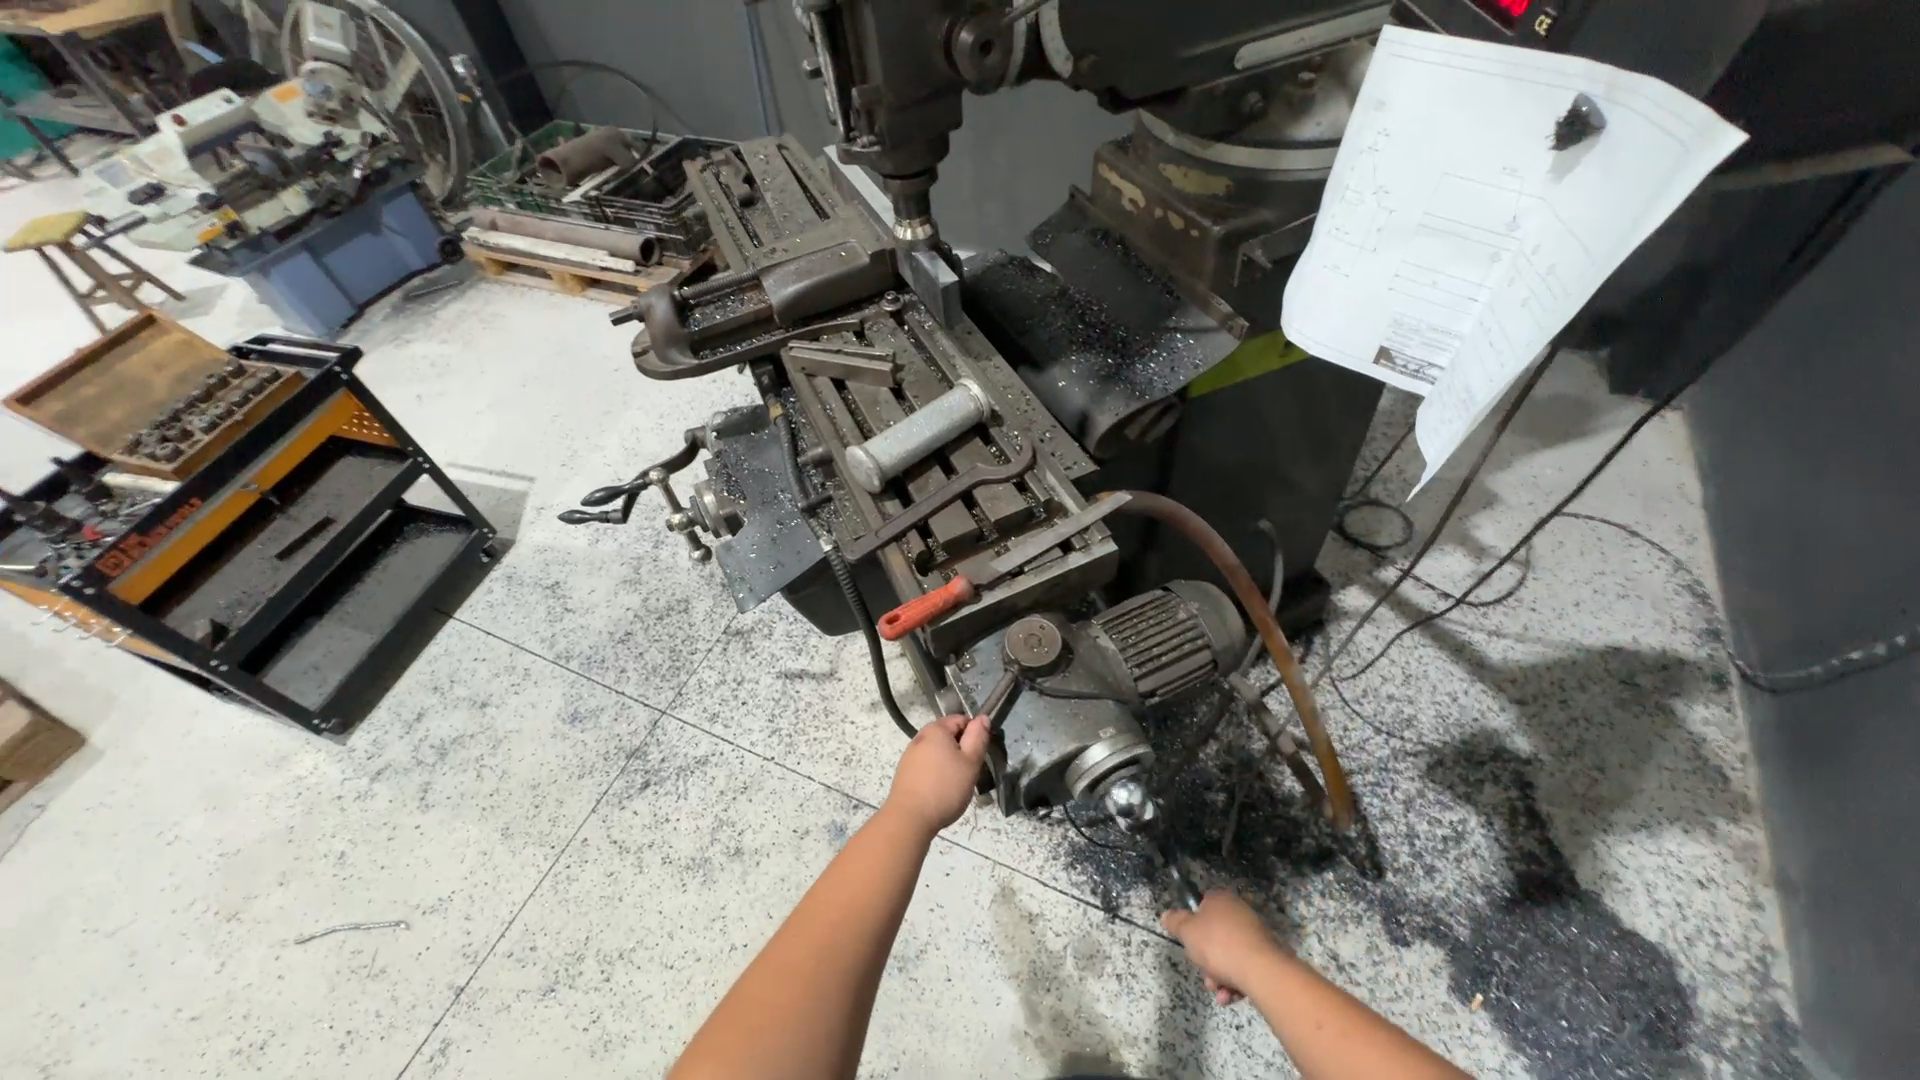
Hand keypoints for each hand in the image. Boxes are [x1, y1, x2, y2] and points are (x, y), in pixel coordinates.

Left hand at [882, 715, 989, 838]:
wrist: (910, 818)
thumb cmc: (945, 788)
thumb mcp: (970, 762)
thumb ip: (978, 737)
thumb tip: (982, 717)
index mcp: (936, 729)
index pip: (961, 719)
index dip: (974, 733)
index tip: (979, 754)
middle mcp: (920, 737)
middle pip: (947, 735)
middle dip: (961, 749)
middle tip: (970, 771)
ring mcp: (910, 755)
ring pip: (937, 751)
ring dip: (949, 762)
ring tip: (956, 783)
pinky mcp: (905, 772)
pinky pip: (926, 765)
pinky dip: (936, 772)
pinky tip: (940, 790)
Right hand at [1162, 891, 1286, 1006]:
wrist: (1261, 971)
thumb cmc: (1218, 945)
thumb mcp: (1186, 932)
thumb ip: (1174, 922)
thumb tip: (1166, 915)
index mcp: (1220, 900)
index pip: (1202, 905)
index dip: (1193, 923)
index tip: (1189, 942)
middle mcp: (1239, 912)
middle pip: (1214, 935)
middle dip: (1206, 958)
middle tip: (1203, 973)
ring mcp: (1255, 934)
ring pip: (1229, 954)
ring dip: (1219, 975)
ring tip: (1219, 992)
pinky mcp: (1267, 955)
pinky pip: (1245, 966)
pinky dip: (1236, 981)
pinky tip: (1230, 996)